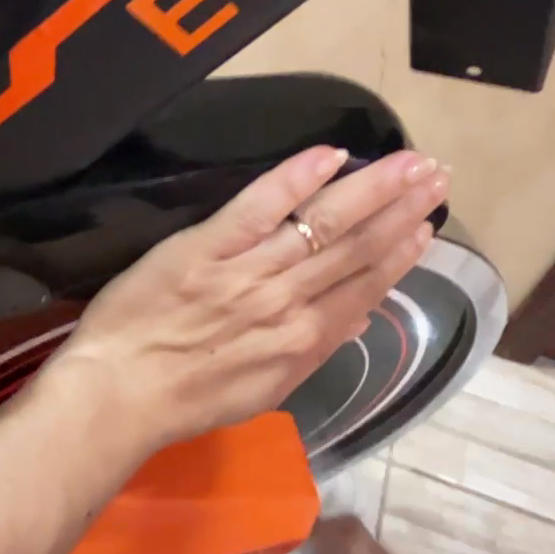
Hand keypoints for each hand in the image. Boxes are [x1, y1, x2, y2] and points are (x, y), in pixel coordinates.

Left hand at [34, 146, 448, 460]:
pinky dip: (295, 180)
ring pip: (322, 225)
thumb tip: (359, 314)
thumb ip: (314, 349)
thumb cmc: (187, 398)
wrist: (119, 394)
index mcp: (303, 343)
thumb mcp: (264, 390)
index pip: (365, 288)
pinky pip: (259, 208)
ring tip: (408, 163)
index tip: (428, 226)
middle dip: (401, 210)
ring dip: (370, 191)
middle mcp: (287, 304)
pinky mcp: (207, 247)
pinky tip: (329, 155)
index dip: (400, 254)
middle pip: (355, 249)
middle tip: (435, 176)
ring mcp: (249, 273)